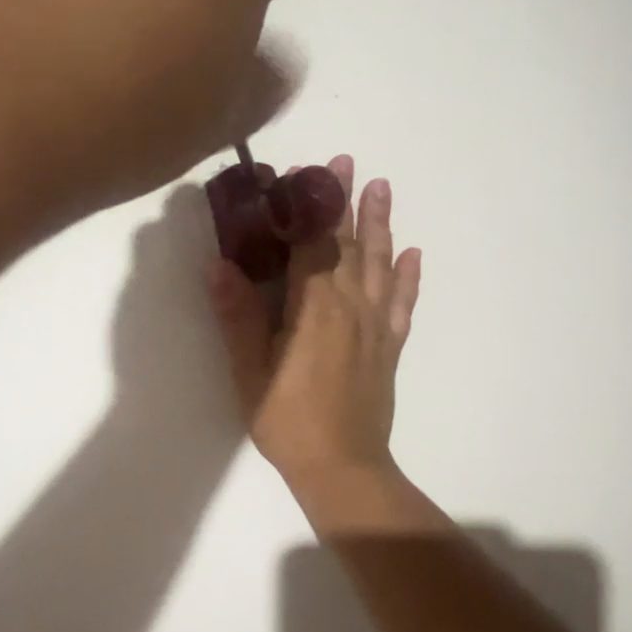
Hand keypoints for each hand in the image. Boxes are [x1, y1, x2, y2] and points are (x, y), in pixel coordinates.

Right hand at [209, 154, 421, 484]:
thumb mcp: (250, 372)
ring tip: (382, 189)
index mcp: (314, 308)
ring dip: (380, 225)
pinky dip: (407, 276)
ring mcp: (375, 327)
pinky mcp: (389, 348)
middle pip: (350, 244)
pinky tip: (412, 255)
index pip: (313, 243)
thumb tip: (219, 265)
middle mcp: (351, 307)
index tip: (307, 172)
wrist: (343, 468)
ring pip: (380, 265)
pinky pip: (402, 303)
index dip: (308, 207)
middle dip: (346, 202)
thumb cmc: (288, 421)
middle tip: (348, 164)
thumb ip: (238, 317)